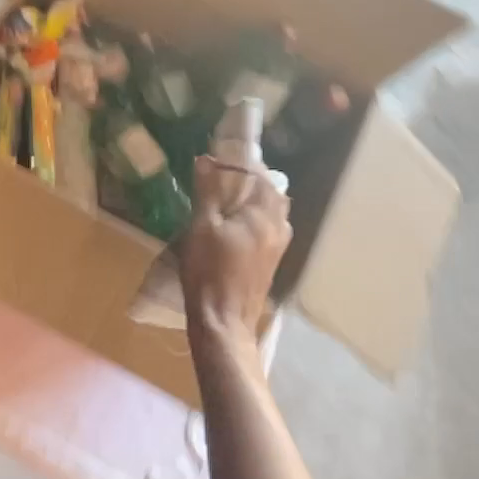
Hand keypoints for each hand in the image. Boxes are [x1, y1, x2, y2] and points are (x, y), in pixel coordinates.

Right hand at [180, 154, 291, 345]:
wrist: (224, 319)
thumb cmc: (209, 269)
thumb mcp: (201, 226)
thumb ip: (207, 192)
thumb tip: (206, 160)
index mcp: (263, 217)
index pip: (262, 179)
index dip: (244, 165)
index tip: (221, 159)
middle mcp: (277, 230)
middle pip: (273, 196)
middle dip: (253, 182)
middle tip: (225, 176)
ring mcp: (277, 249)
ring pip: (274, 215)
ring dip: (256, 202)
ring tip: (228, 199)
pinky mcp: (270, 264)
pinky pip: (269, 231)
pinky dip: (255, 219)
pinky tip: (234, 226)